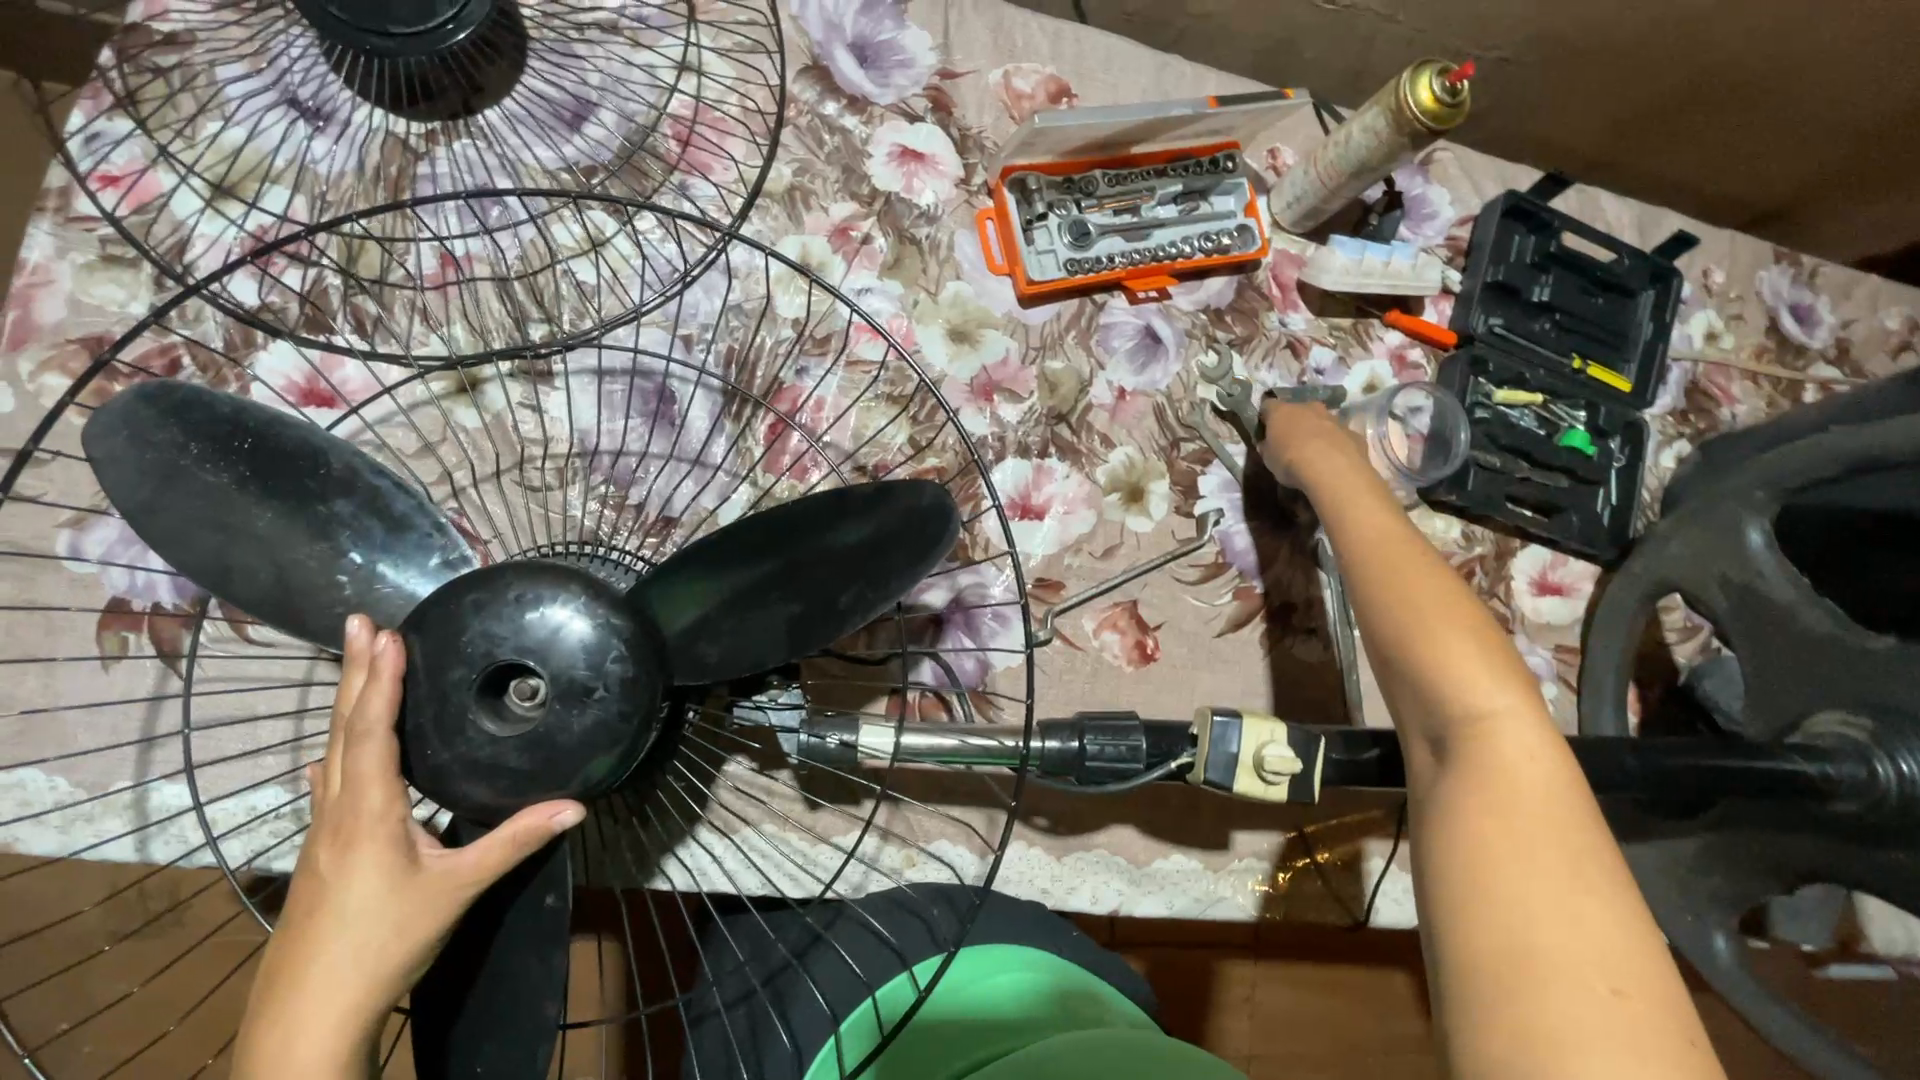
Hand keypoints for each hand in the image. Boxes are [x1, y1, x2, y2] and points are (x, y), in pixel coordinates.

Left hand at [232, 615, 585, 1078]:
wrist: (310, 1009)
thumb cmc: (385, 943)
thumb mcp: (459, 889)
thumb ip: (515, 841)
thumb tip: (576, 806)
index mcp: (369, 811)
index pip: (372, 730)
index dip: (378, 680)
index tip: (385, 634)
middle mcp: (339, 809)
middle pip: (343, 728)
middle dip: (353, 671)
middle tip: (360, 623)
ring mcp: (323, 830)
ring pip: (332, 750)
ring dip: (345, 702)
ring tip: (356, 664)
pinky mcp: (323, 848)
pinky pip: (330, 779)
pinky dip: (339, 746)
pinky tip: (333, 753)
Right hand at [1259, 396, 1365, 488]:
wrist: (1332, 470)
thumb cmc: (1291, 462)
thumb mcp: (1268, 460)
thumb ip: (1267, 448)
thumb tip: (1267, 444)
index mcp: (1282, 412)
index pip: (1268, 406)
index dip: (1266, 417)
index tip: (1265, 430)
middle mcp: (1308, 408)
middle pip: (1298, 410)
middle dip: (1295, 422)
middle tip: (1292, 441)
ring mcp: (1333, 418)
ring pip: (1322, 420)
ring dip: (1317, 431)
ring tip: (1314, 453)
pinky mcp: (1352, 432)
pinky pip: (1340, 435)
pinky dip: (1335, 443)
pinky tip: (1333, 460)